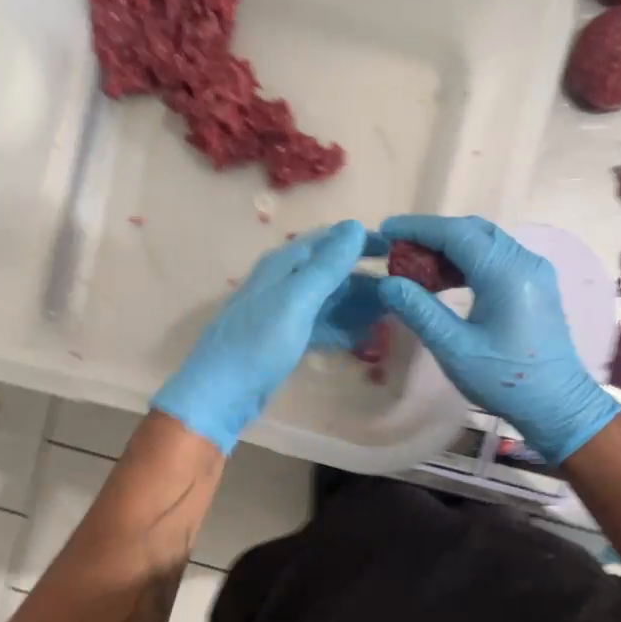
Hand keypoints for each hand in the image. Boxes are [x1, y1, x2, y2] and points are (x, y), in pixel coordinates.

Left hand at [153, 220, 383, 452]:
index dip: (361, 242)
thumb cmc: (257, 344)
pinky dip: (341, 328)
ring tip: (389, 314)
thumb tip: (355, 227)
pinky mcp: (283, 342)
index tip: (396, 250)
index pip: (327, 241)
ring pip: (326, 301)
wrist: (220, 394)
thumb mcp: (295, 301)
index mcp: (281, 266)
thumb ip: (325, 266)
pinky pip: (319, 326)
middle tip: (401, 290)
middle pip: (329, 272)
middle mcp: (281, 284)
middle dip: (363, 278)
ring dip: (356, 304)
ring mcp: (282, 314)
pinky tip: (362, 337)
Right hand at [375, 215, 619, 463]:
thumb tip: (387, 284)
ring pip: (486, 243)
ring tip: (415, 268)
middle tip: (397, 250)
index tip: (386, 230)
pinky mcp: (535, 285)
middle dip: (433, 236)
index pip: (456, 233)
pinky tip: (445, 282)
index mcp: (505, 272)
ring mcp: (533, 272)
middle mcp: (524, 261)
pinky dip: (468, 262)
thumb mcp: (455, 349)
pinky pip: (497, 259)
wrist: (556, 403)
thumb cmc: (504, 380)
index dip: (418, 229)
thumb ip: (420, 311)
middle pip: (473, 231)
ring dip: (450, 249)